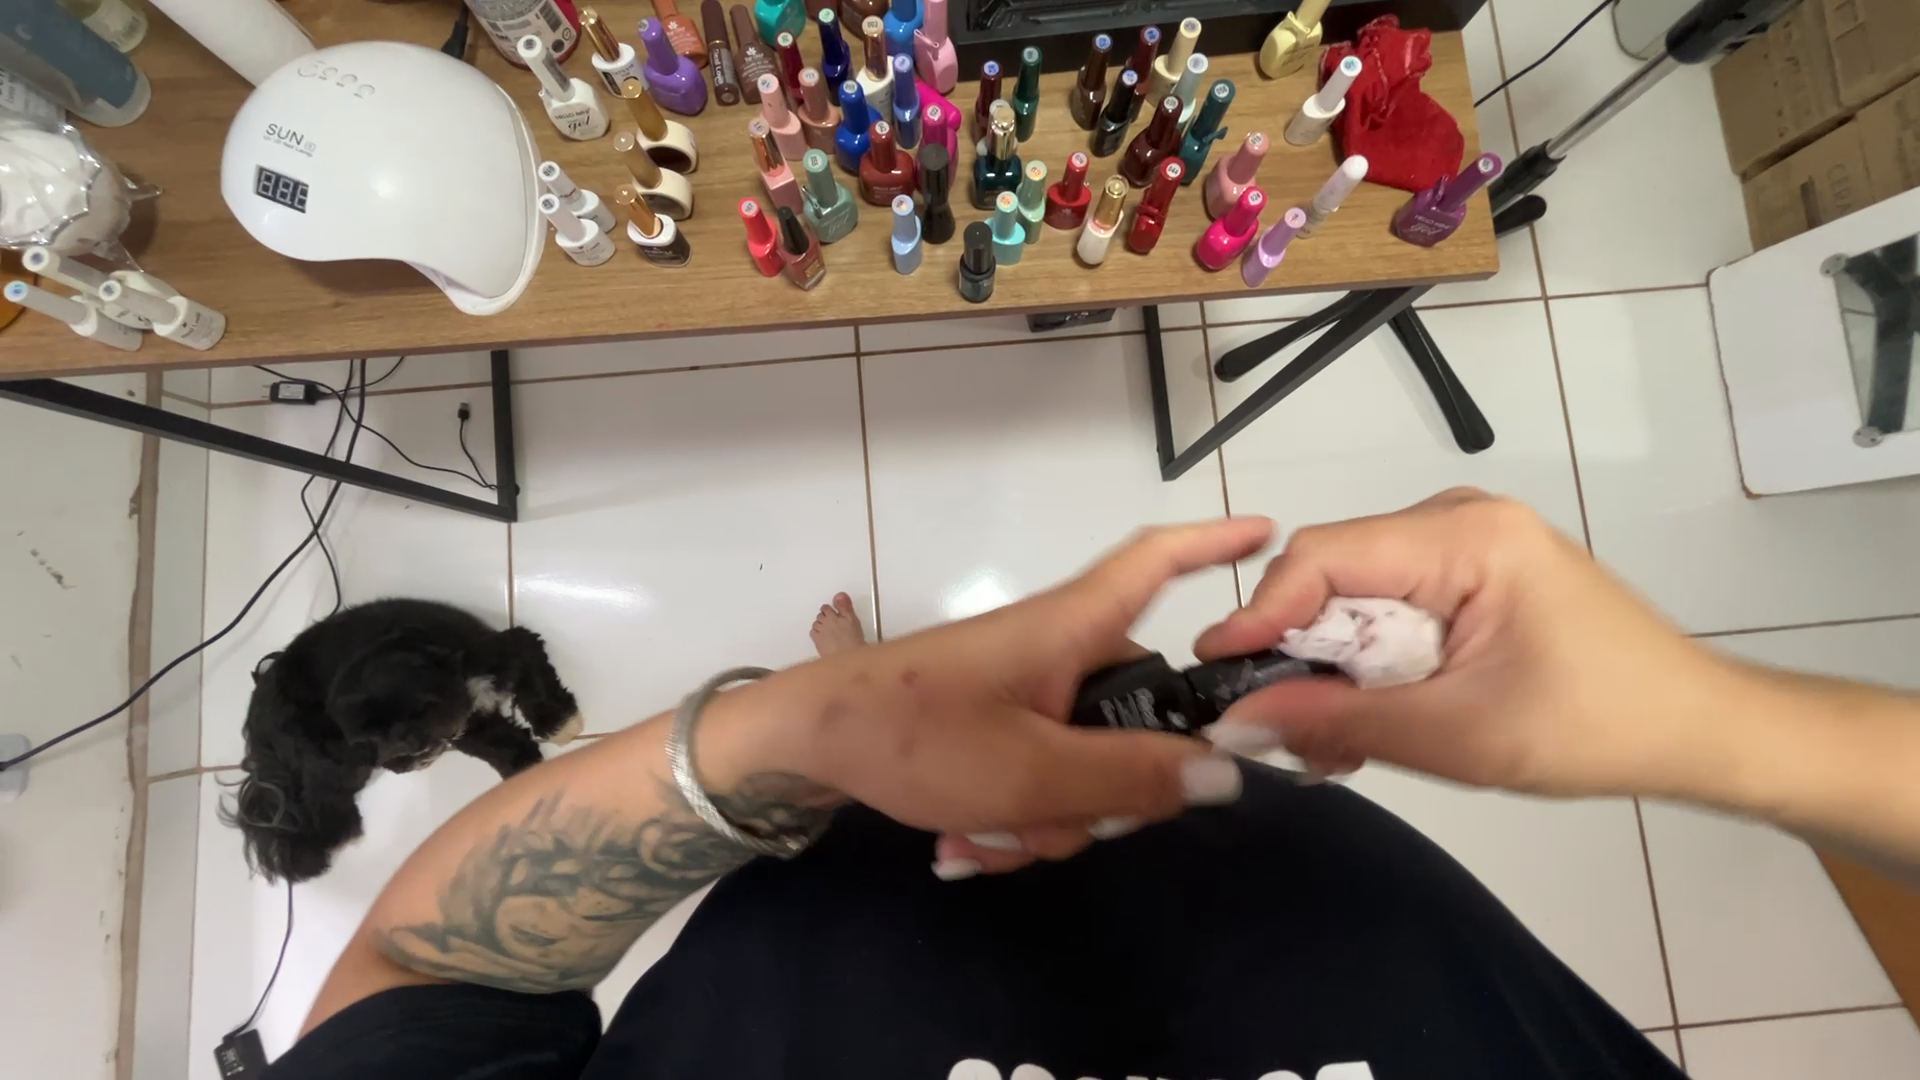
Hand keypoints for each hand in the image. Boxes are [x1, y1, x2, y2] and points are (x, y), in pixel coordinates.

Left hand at [729, 518, 1276, 877]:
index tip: (1267, 534)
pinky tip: (966, 840)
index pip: (1155, 563)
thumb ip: (1132, 777)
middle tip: (1060, 821)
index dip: (1213, 542)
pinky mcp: (996, 720)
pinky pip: (1040, 772)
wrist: (809, 741)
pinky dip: (1015, 814)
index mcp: (1070, 631)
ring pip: (1085, 757)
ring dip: (1048, 816)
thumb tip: (1226, 771)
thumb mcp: (1032, 775)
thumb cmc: (915, 737)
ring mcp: (1025, 689)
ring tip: (984, 834)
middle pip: (1133, 709)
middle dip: (1109, 788)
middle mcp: (1056, 651)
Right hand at [1192, 490, 1744, 798]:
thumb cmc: (1596, 729)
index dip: (1262, 610)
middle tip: (1274, 718)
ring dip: (1322, 659)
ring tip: (1323, 731)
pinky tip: (1359, 707)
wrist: (1702, 730)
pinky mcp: (1456, 567)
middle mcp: (1450, 518)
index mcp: (1464, 538)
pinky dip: (1356, 656)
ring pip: (1343, 589)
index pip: (1324, 556)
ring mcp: (1454, 539)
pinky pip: (1375, 600)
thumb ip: (1338, 720)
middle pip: (1327, 571)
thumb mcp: (1457, 736)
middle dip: (1293, 646)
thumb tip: (1233, 721)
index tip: (1219, 666)